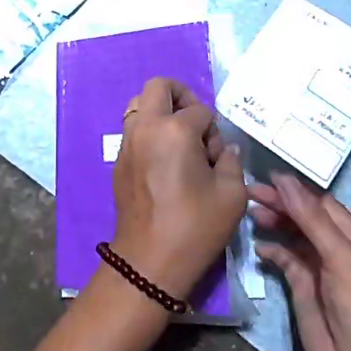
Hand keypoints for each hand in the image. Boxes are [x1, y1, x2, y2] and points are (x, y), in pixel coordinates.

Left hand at [111, 78, 247, 299]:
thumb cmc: (195, 227)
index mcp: (175, 130)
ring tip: (179, 142)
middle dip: (182, 97)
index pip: (200, 111)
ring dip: (162, 113)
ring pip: (140, 105)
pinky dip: (150, 133)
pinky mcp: (118, 163)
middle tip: (196, 126)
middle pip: (159, 86)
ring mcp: (127, 144)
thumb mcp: (232, 194)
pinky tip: (165, 163)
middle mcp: (146, 128)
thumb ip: (231, 161)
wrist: (149, 264)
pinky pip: (133, 130)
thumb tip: (224, 150)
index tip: (216, 159)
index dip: (214, 131)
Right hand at [249, 174, 350, 350]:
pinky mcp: (304, 291)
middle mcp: (337, 248)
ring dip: (276, 223)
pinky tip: (259, 247)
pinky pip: (286, 262)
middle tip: (251, 192)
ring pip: (295, 237)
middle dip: (281, 203)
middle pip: (305, 216)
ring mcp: (320, 270)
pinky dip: (273, 252)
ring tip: (251, 213)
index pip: (322, 202)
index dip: (296, 189)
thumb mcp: (340, 256)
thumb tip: (285, 181)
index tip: (267, 176)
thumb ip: (311, 218)